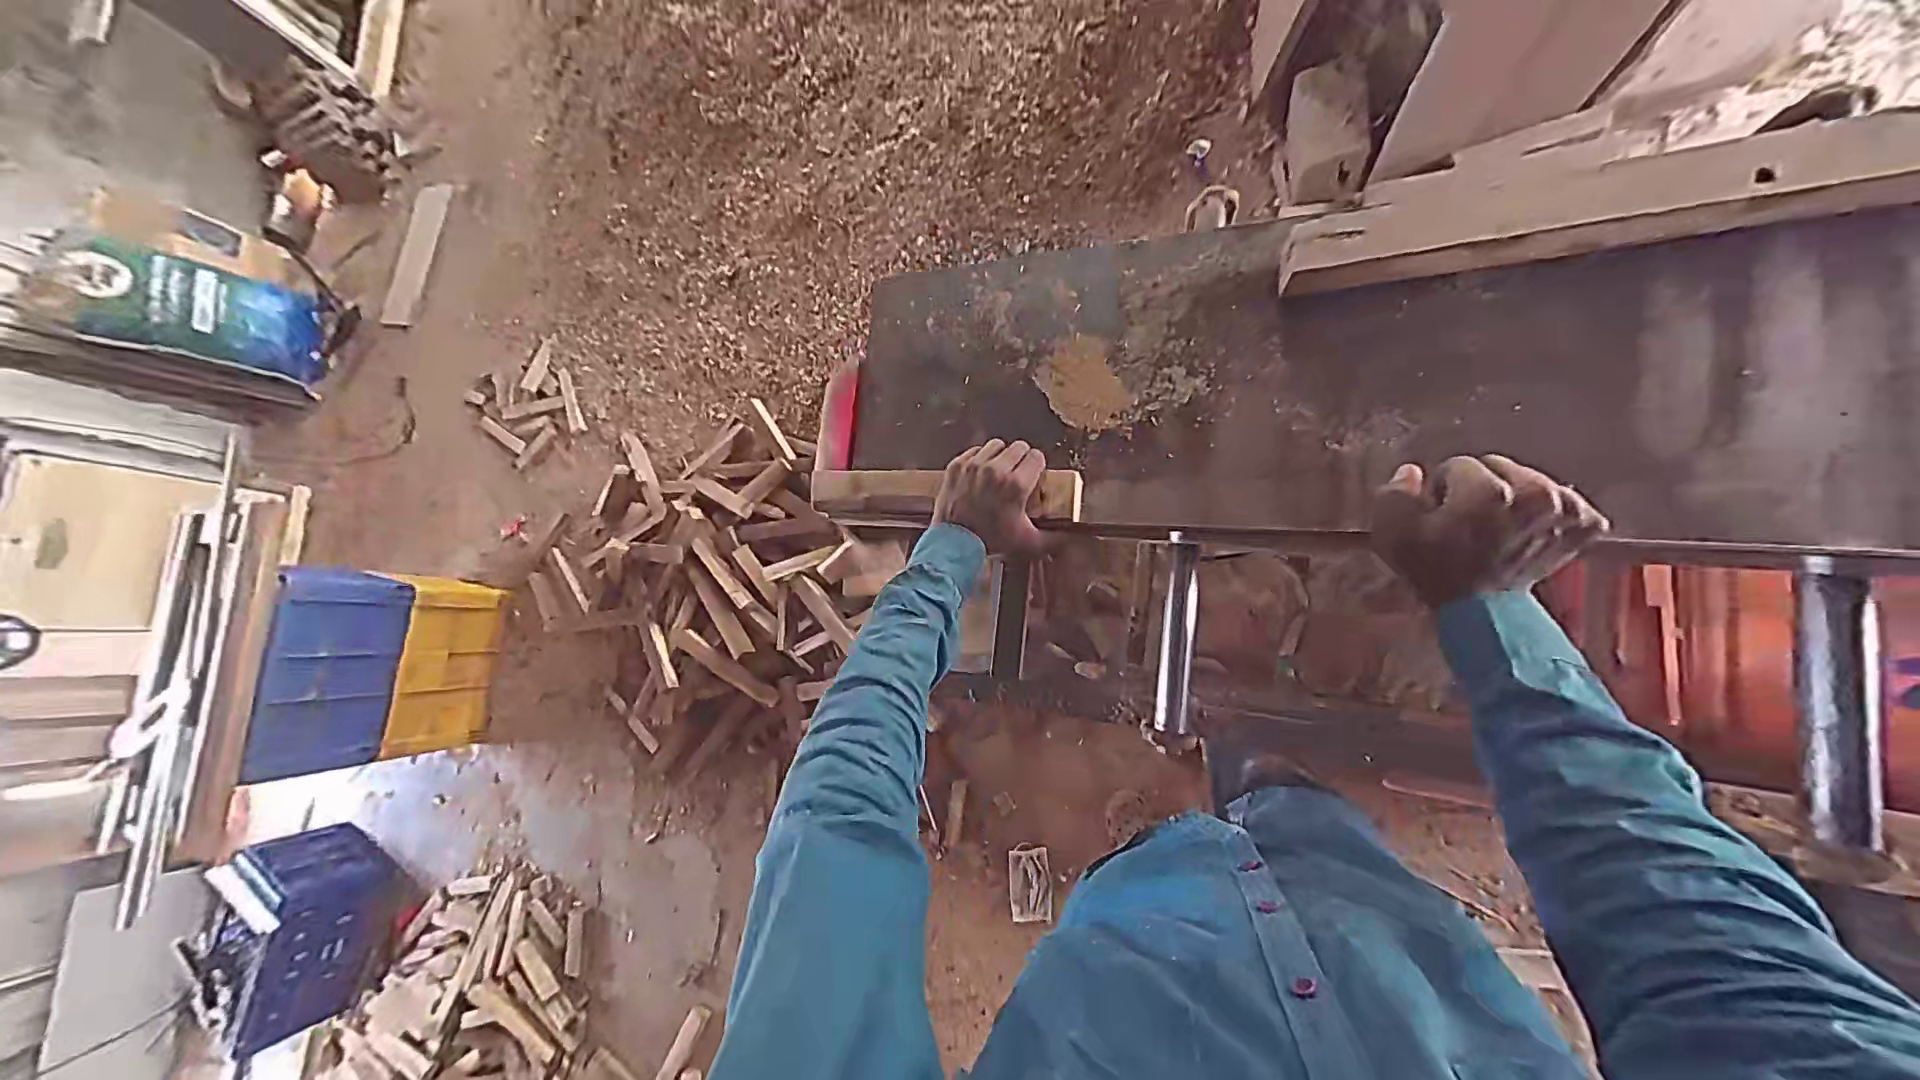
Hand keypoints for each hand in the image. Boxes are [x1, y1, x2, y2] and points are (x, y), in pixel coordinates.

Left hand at [931, 439, 1050, 556]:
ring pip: (997, 445)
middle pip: (1019, 447)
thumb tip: (1074, 537)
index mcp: (1016, 485)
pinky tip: (981, 473)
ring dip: (1001, 456)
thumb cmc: (991, 542)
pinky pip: (975, 450)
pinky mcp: (957, 466)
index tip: (1033, 477)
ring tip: (999, 472)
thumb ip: (1056, 538)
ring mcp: (974, 466)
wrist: (954, 543)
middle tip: (1018, 475)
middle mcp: (995, 470)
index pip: (1037, 456)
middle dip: (1021, 459)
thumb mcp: (1028, 542)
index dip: (1037, 467)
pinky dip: (980, 459)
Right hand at [1371, 454, 1609, 607]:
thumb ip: (1394, 493)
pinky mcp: (1587, 524)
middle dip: (1478, 487)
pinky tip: (1525, 530)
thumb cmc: (1434, 569)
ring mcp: (1567, 508)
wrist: (1480, 611)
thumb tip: (1412, 472)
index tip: (1437, 514)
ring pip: (1529, 480)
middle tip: (1465, 520)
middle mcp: (1536, 492)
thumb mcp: (1392, 531)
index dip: (1441, 489)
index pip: (1457, 464)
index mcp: (1488, 490)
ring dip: (1510, 497)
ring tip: (1494, 527)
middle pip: (1496, 466)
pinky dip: (1545, 511)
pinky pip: (1563, 499)